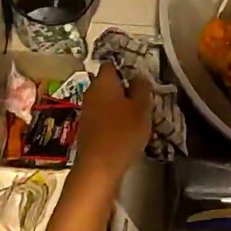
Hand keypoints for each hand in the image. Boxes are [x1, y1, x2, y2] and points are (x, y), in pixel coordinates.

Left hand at [74, 64, 152, 178]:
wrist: (99, 166)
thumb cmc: (123, 132)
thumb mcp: (141, 108)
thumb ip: (141, 88)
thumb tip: (138, 75)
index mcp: (103, 82)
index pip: (111, 65)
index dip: (126, 67)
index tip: (140, 77)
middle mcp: (91, 92)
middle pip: (108, 83)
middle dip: (124, 88)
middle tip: (143, 97)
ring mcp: (87, 111)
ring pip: (106, 100)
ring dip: (120, 105)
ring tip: (138, 115)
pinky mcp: (87, 128)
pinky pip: (103, 116)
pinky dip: (113, 119)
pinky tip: (126, 129)